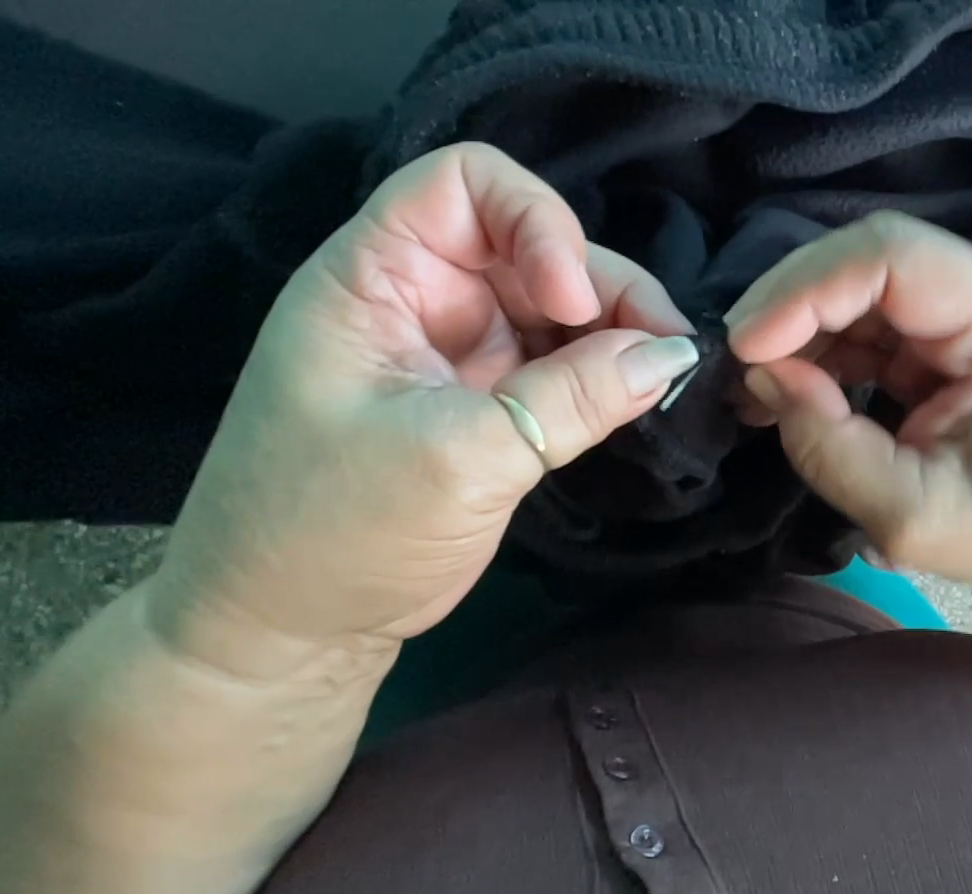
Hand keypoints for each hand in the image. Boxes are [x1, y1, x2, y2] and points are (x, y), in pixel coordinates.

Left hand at [146, 143, 700, 679]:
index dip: (537, 224)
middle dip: (607, 292)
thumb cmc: (338, 531)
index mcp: (377, 279)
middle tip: (671, 353)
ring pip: (560, 313)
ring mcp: (462, 357)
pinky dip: (607, 380)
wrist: (295, 627)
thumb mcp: (460, 458)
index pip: (468, 187)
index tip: (573, 306)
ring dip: (619, 338)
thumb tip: (675, 355)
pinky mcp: (493, 407)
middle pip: (535, 250)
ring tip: (666, 381)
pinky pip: (564, 370)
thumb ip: (571, 400)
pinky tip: (639, 402)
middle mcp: (424, 301)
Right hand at [727, 211, 971, 601]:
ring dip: (796, 334)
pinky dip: (814, 355)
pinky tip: (780, 393)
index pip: (895, 258)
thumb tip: (762, 376)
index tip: (747, 345)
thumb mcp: (913, 515)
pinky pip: (862, 329)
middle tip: (733, 364)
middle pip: (870, 262)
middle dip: (791, 306)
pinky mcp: (937, 346)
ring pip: (856, 293)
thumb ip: (830, 449)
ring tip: (748, 389)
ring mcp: (962, 318)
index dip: (808, 288)